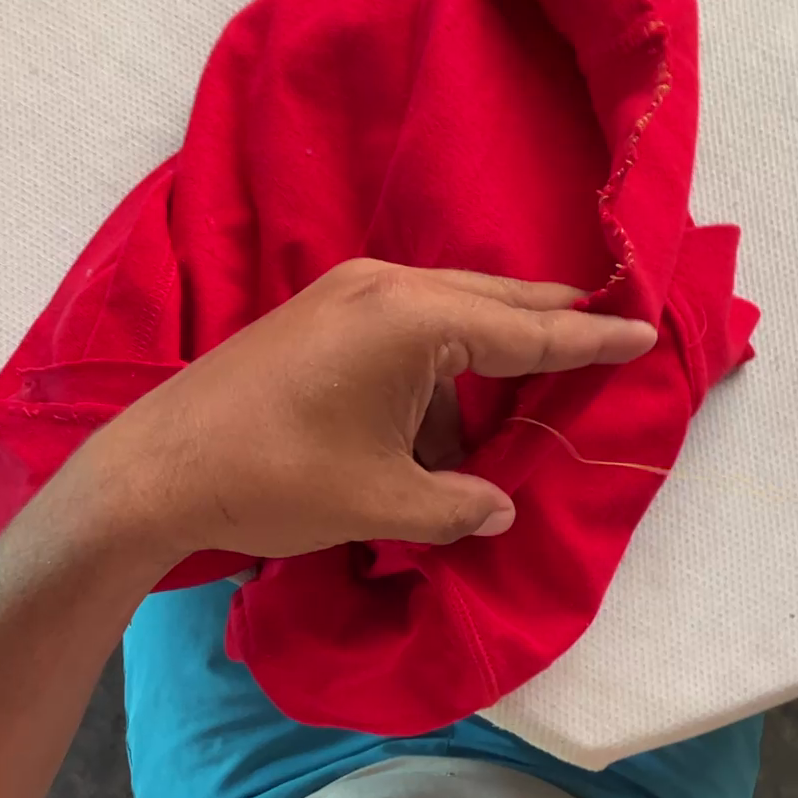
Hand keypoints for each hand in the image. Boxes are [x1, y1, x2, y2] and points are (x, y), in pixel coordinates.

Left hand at [70, 258, 657, 560]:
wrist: (157, 470)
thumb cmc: (274, 482)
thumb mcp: (381, 503)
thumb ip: (456, 506)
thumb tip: (500, 510)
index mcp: (414, 320)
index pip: (528, 329)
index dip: (589, 337)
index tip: (641, 328)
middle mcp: (384, 286)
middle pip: (492, 301)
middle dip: (544, 324)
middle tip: (598, 337)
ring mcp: (343, 293)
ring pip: (444, 317)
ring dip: (477, 364)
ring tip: (497, 423)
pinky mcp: (315, 315)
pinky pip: (400, 330)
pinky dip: (429, 371)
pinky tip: (427, 426)